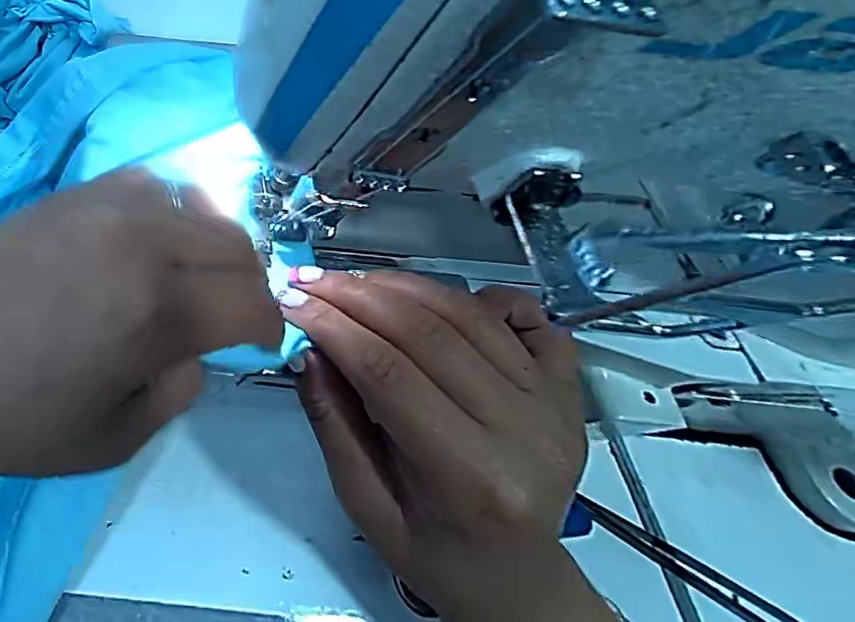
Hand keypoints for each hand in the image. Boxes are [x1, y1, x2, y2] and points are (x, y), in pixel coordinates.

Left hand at [0, 167, 282, 478]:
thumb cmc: (6, 415)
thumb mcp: (107, 440)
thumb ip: (175, 393)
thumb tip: (197, 349)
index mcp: (155, 311)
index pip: (250, 302)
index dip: (268, 325)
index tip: (258, 342)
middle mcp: (143, 242)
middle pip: (236, 245)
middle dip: (249, 283)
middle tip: (230, 312)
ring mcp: (109, 205)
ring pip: (200, 206)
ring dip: (212, 243)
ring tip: (191, 273)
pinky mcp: (78, 190)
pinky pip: (152, 185)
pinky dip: (169, 212)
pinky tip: (145, 238)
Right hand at [279, 271, 599, 621]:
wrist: (516, 575)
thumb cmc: (434, 550)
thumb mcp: (366, 504)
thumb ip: (334, 421)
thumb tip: (306, 347)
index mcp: (472, 479)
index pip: (389, 374)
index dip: (333, 327)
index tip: (292, 302)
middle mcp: (522, 432)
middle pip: (425, 333)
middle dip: (356, 295)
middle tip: (311, 281)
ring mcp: (549, 400)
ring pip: (462, 312)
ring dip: (397, 284)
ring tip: (350, 280)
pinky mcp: (562, 382)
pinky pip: (517, 311)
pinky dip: (466, 290)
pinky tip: (426, 290)